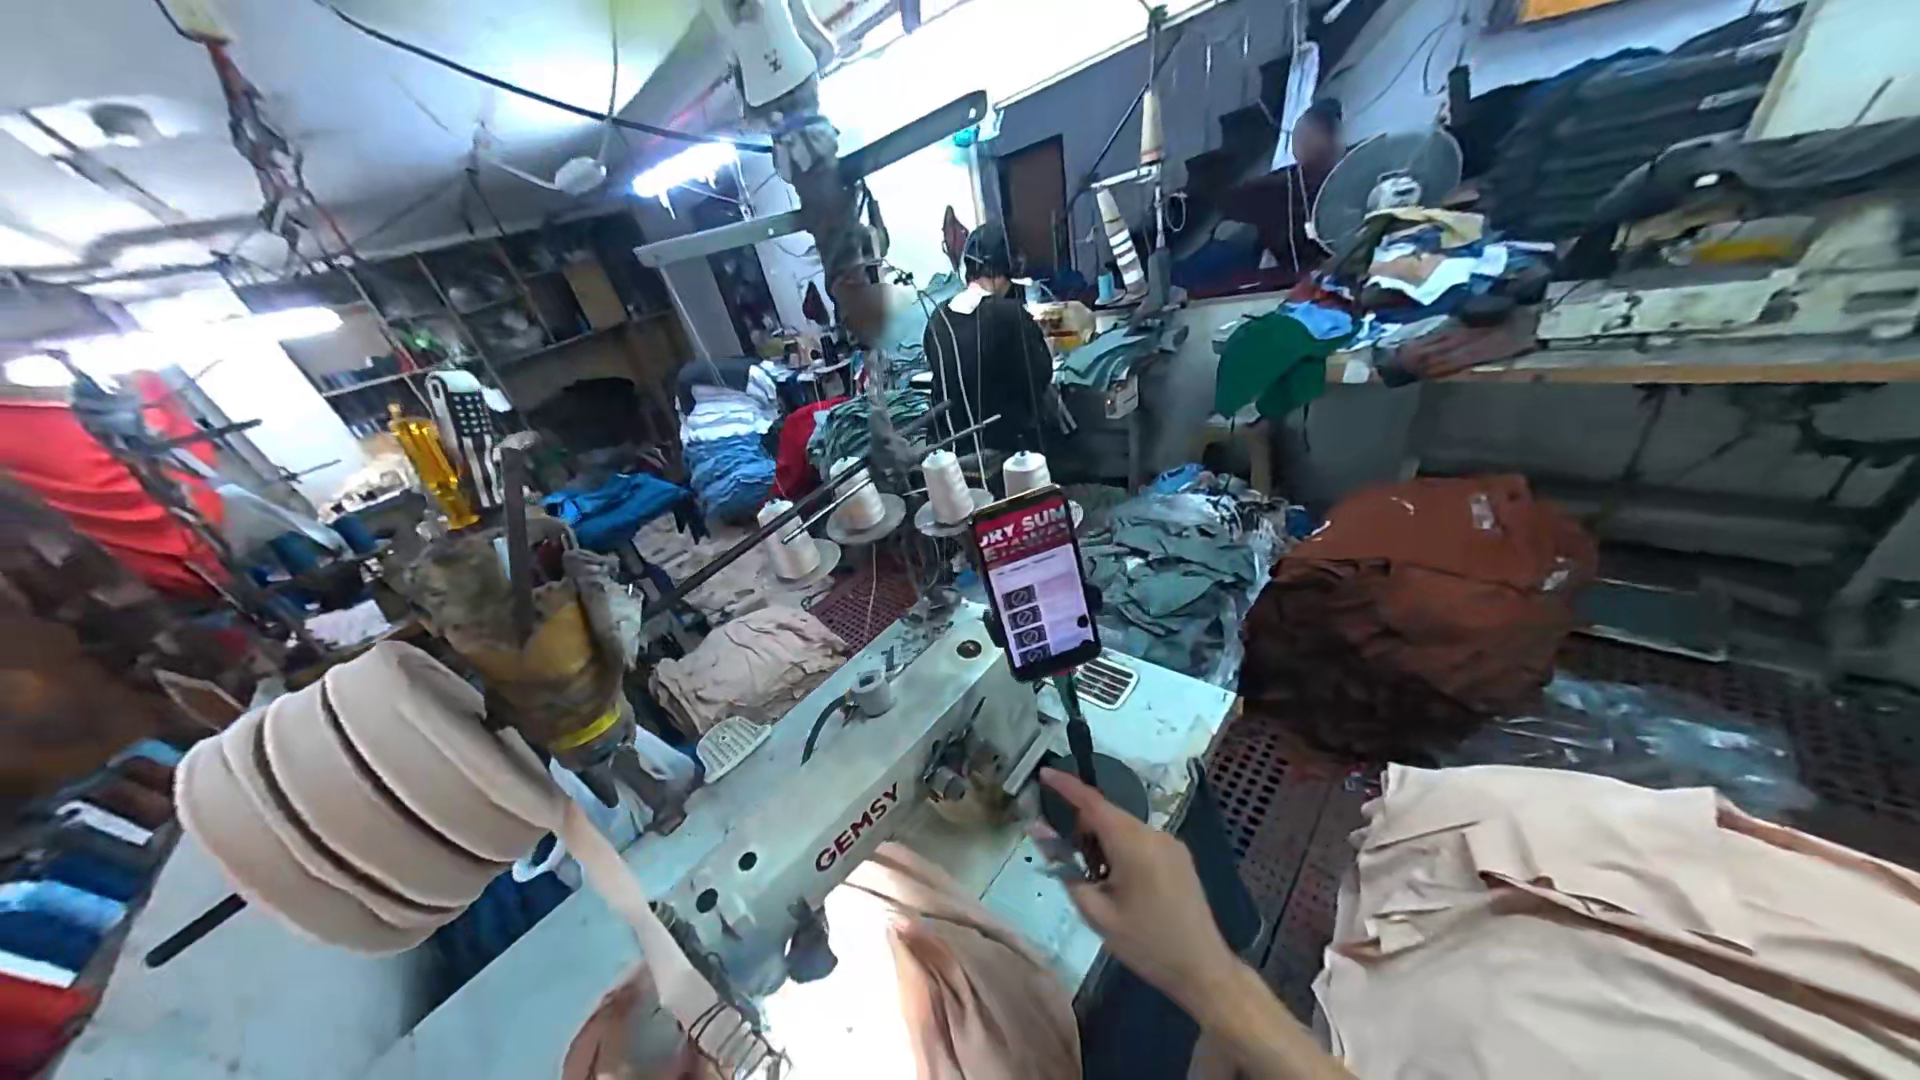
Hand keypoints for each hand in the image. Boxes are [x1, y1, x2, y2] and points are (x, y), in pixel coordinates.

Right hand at [1037, 767, 1238, 1012]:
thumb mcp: (1096, 913)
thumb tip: (1039, 832)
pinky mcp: (1179, 855)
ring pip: (1123, 826)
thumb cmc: (1145, 944)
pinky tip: (1121, 882)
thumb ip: (1065, 868)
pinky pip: (1140, 838)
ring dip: (1103, 840)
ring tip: (1099, 880)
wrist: (1204, 971)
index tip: (1045, 772)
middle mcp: (1153, 833)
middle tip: (1072, 861)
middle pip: (1107, 814)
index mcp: (1132, 843)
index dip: (1066, 785)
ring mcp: (1170, 842)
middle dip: (1083, 827)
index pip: (1092, 801)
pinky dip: (1122, 847)